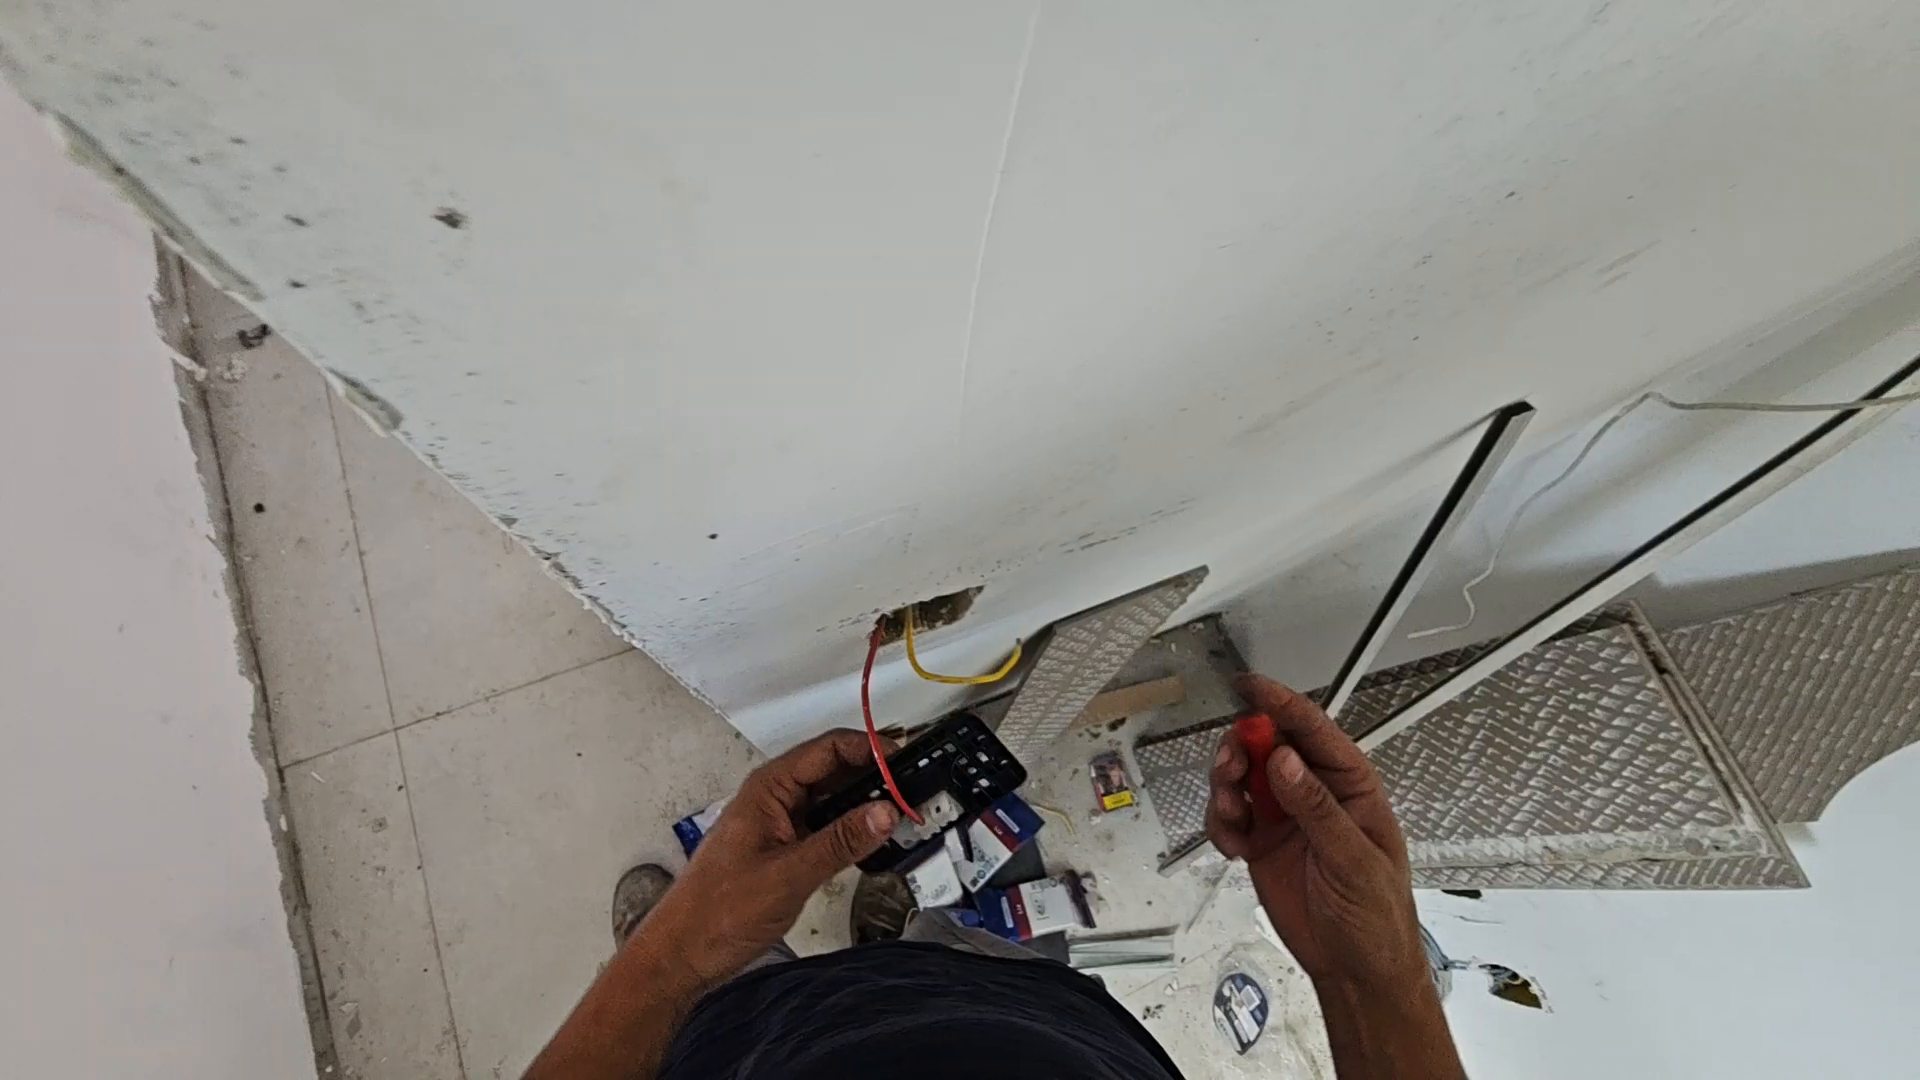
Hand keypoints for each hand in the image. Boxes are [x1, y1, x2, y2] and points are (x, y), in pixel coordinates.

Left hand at [638, 729, 898, 984]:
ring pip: (832, 797)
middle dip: (874, 774)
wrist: (680, 957)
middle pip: (834, 768)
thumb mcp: (789, 875)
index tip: (905, 758)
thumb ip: (841, 842)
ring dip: (865, 802)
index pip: (830, 748)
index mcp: (770, 787)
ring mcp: (780, 820)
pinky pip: (826, 823)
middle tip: (911, 787)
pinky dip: (852, 826)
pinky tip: (873, 839)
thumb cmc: (719, 913)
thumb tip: (886, 812)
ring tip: (901, 811)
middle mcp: (776, 795)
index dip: (870, 748)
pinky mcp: (784, 844)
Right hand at [1205, 674, 1424, 989]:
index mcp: (1348, 783)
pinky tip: (1234, 849)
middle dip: (1239, 751)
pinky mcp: (1258, 836)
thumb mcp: (1354, 861)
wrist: (1354, 971)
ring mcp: (1282, 812)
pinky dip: (1220, 825)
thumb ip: (1317, 808)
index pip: (1310, 728)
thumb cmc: (1375, 916)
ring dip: (1224, 789)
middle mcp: (1310, 789)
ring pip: (1238, 774)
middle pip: (1263, 744)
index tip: (1248, 685)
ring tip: (1233, 816)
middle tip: (1230, 771)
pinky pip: (1225, 813)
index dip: (1278, 702)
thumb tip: (1283, 758)